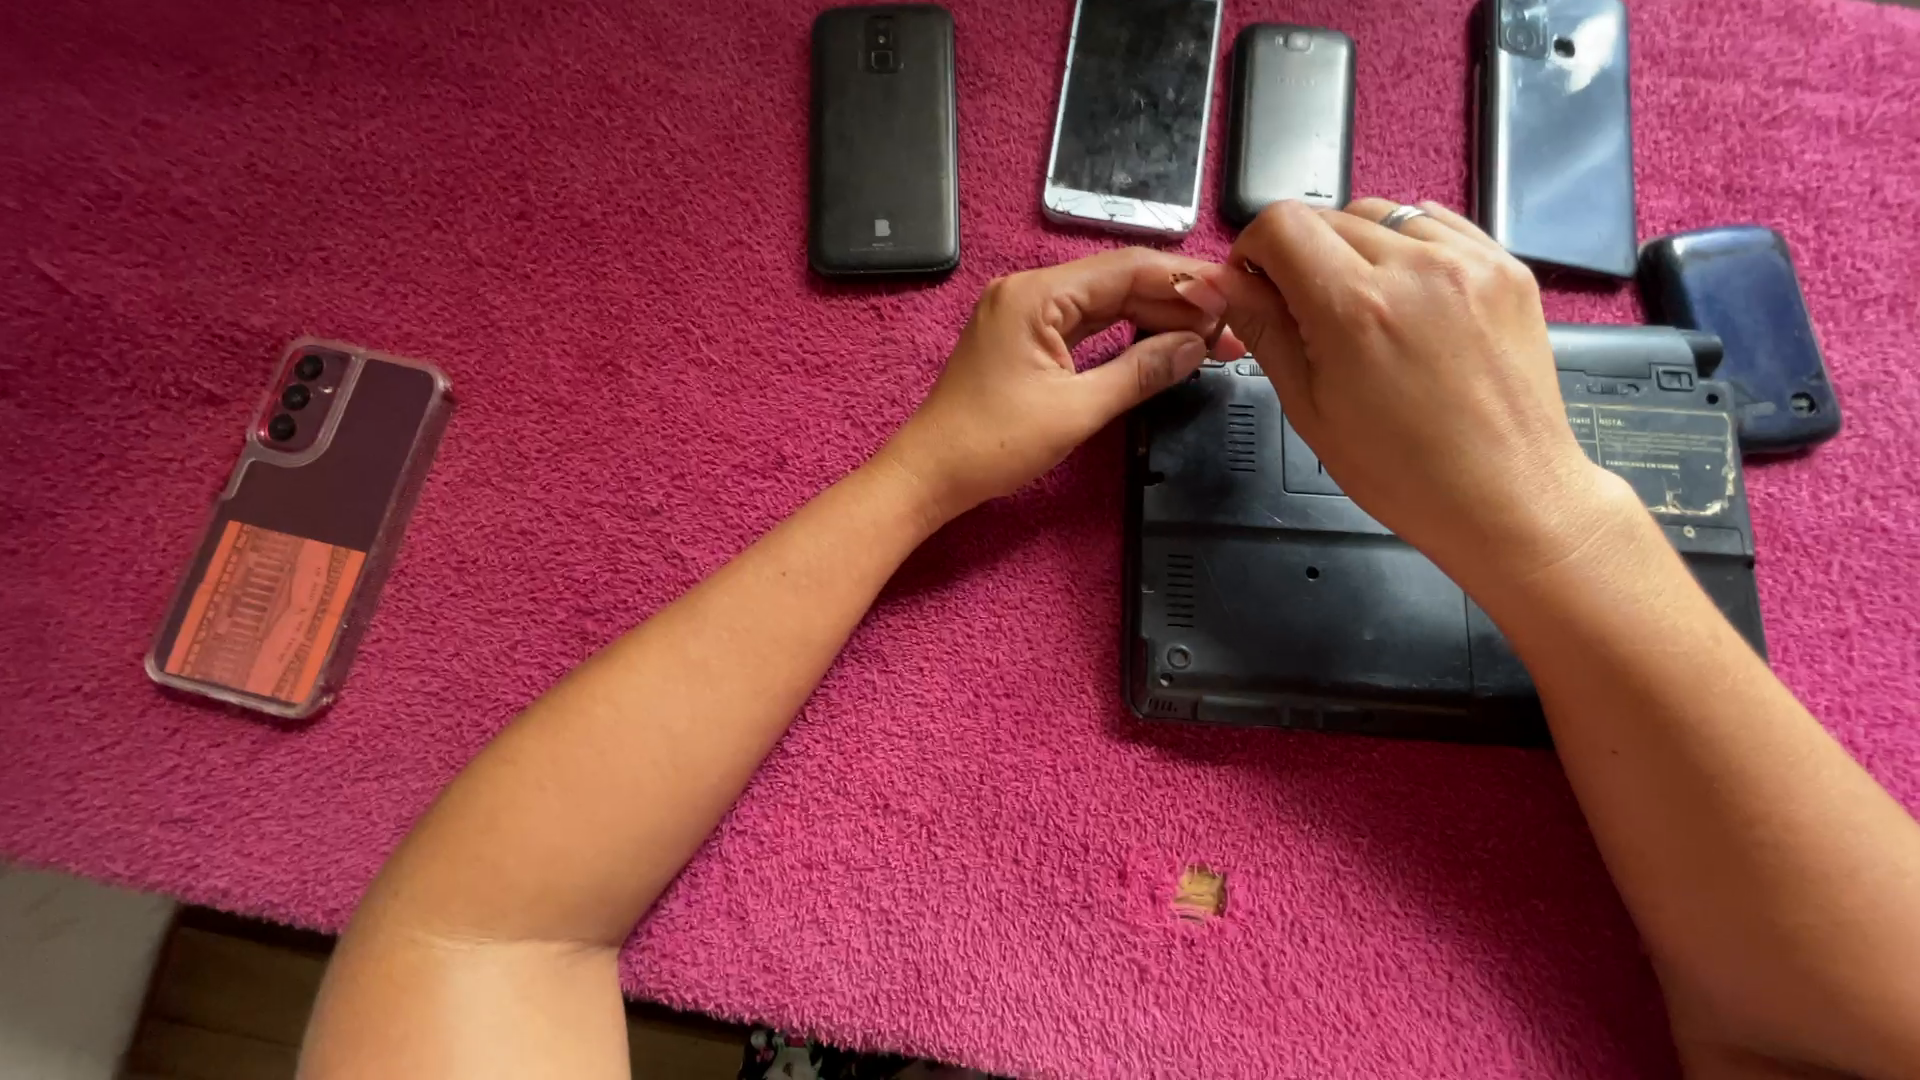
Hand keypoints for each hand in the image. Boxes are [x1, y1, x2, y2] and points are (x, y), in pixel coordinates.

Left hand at [881, 248, 1240, 524]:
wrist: (931, 474)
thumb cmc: (989, 444)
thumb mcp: (1076, 410)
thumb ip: (1140, 372)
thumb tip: (1193, 347)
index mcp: (1035, 295)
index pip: (1127, 269)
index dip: (1186, 282)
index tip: (1231, 299)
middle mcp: (1027, 293)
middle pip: (1117, 282)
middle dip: (1175, 304)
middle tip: (1229, 329)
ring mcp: (1023, 316)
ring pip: (1103, 305)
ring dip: (1152, 320)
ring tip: (1205, 339)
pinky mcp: (1023, 341)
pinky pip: (1082, 327)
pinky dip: (1120, 337)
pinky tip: (1157, 346)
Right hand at [1192, 199, 1636, 587]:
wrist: (1505, 493)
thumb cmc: (1398, 470)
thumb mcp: (1307, 407)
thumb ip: (1263, 329)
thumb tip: (1222, 282)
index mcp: (1355, 308)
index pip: (1280, 225)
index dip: (1251, 252)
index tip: (1253, 287)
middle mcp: (1415, 266)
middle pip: (1325, 216)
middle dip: (1294, 255)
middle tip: (1297, 309)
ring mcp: (1469, 259)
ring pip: (1378, 213)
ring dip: (1347, 246)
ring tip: (1354, 305)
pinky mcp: (1505, 264)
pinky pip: (1432, 223)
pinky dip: (1400, 245)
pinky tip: (1399, 295)